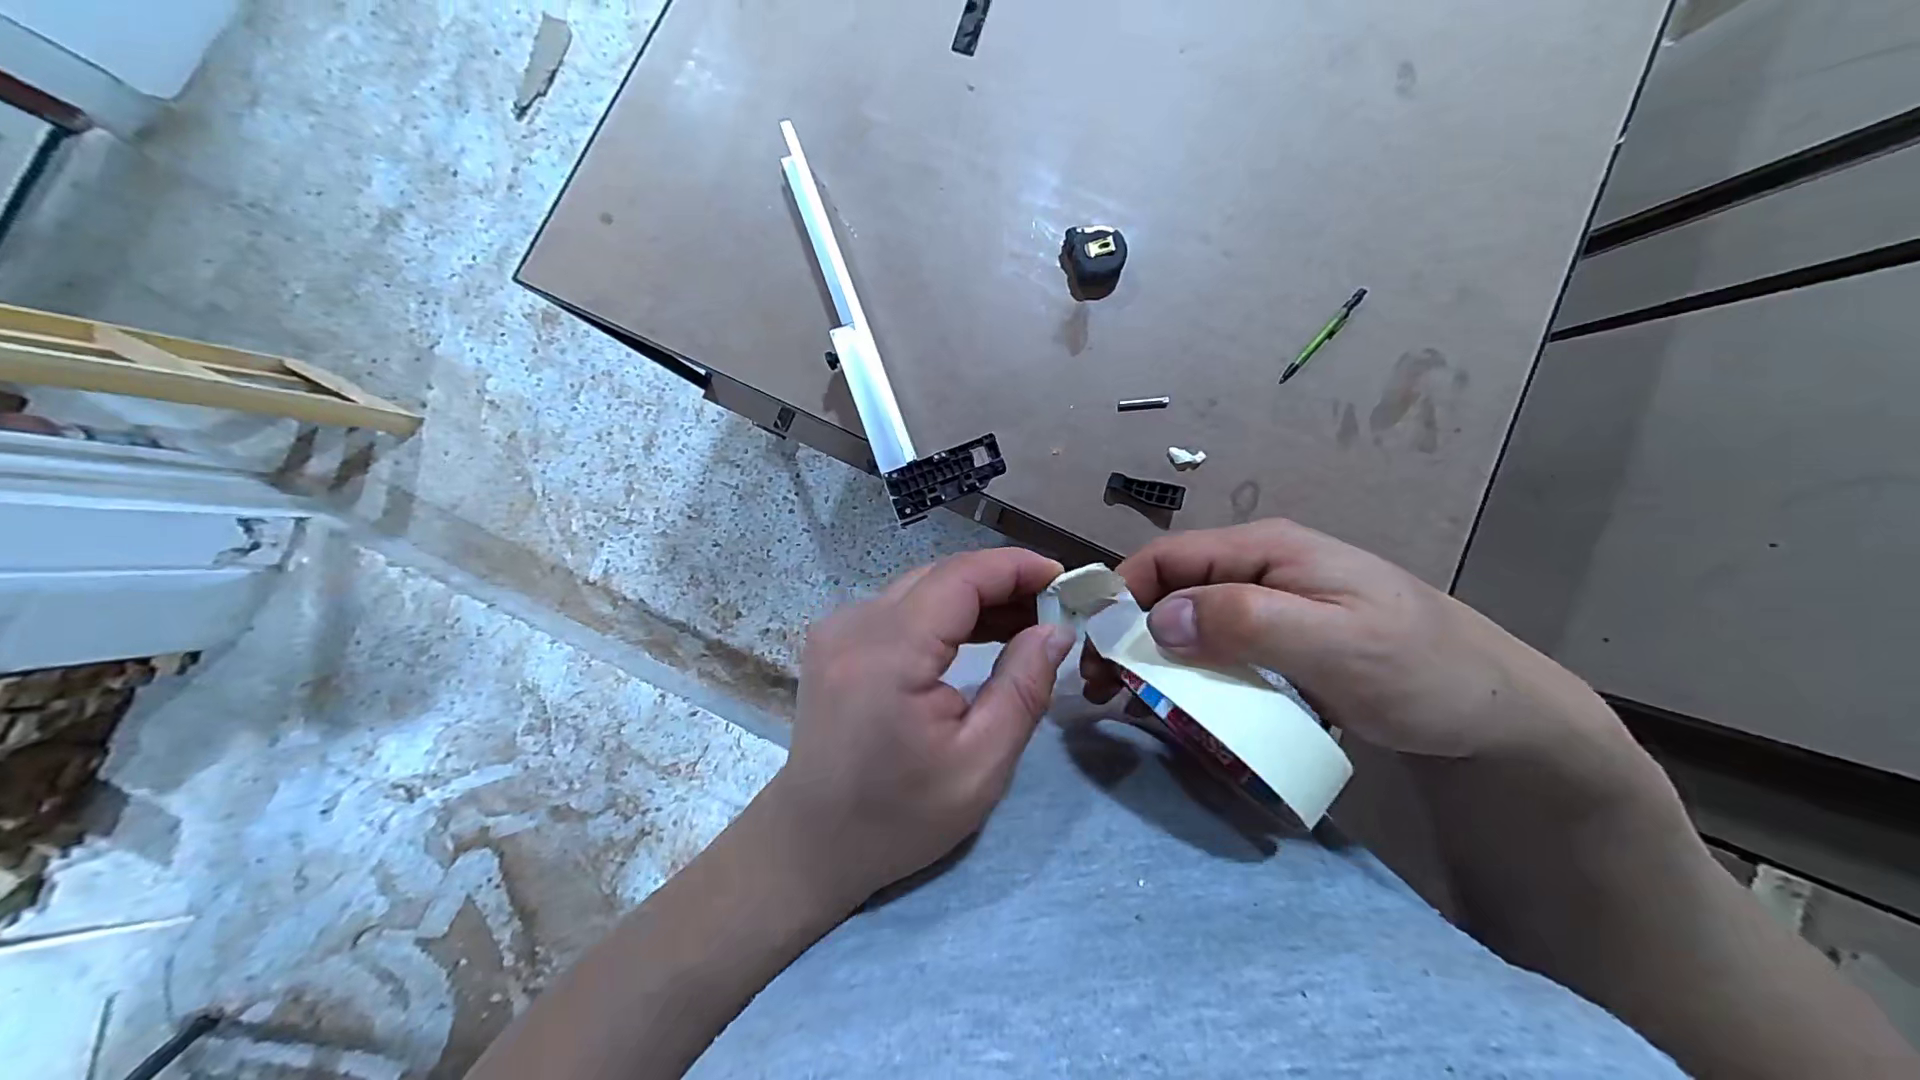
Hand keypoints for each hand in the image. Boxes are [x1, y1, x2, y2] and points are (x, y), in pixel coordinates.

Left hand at [761, 548, 1074, 909]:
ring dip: (975, 597)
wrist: (813, 841)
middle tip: (1052, 607)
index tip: (1062, 579)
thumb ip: (1023, 688)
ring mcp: (837, 629)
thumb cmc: (899, 816)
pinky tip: (978, 633)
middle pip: (940, 576)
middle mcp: (853, 625)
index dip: (1015, 568)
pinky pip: (900, 607)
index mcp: (886, 654)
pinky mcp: (834, 639)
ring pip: (921, 587)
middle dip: (1002, 583)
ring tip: (1026, 620)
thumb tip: (1056, 630)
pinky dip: (944, 613)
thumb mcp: (980, 765)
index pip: (959, 578)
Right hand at [1084, 520, 1615, 761]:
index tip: (1096, 649)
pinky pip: (1218, 651)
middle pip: (1172, 589)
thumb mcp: (1337, 644)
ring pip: (1190, 623)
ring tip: (1133, 703)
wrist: (1497, 713)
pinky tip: (1182, 707)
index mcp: (1268, 549)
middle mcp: (1260, 569)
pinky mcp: (1279, 642)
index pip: (1170, 557)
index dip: (1123, 595)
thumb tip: (1159, 617)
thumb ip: (1248, 621)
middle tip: (1104, 687)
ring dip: (1155, 658)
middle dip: (1130, 633)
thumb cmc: (1421, 670)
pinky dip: (1190, 676)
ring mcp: (1271, 606)